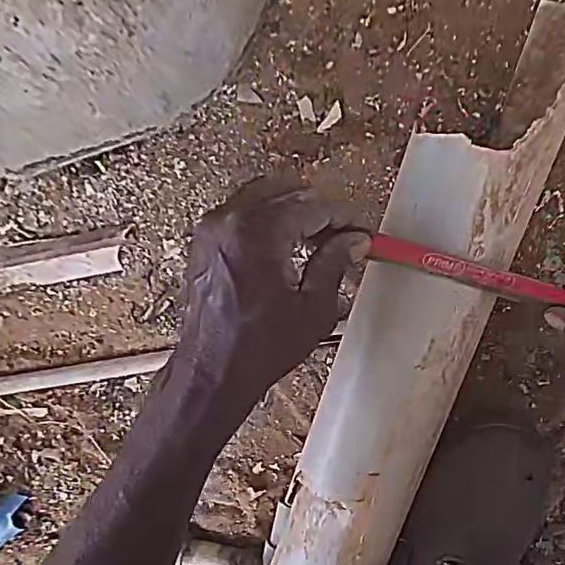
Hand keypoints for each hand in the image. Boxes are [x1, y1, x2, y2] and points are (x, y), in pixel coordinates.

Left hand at [173, 173, 370, 409]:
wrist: (213, 372)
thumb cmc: (257, 349)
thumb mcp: (312, 309)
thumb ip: (334, 265)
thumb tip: (353, 241)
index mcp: (258, 233)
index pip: (312, 207)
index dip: (343, 218)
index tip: (360, 231)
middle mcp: (229, 221)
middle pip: (286, 192)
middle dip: (319, 211)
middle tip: (344, 236)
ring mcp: (212, 230)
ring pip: (262, 198)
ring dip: (293, 213)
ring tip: (318, 242)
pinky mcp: (204, 244)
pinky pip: (242, 214)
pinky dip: (268, 221)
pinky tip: (288, 249)